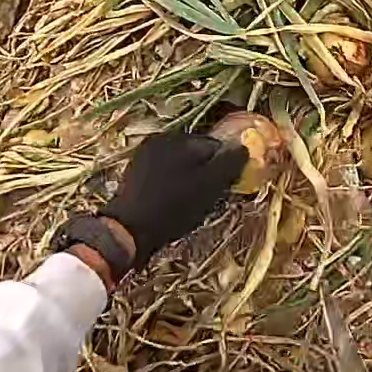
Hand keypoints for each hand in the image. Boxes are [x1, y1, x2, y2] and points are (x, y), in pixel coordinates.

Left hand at [97, 131, 245, 273]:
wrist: (128, 231)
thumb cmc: (173, 207)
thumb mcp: (210, 186)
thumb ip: (230, 163)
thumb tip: (244, 147)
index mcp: (180, 139)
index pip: (215, 146)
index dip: (224, 167)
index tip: (225, 188)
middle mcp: (161, 140)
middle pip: (197, 154)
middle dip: (206, 172)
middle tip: (208, 197)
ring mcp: (145, 155)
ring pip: (181, 164)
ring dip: (190, 179)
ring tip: (190, 204)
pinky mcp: (135, 173)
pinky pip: (164, 173)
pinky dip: (173, 185)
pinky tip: (172, 204)